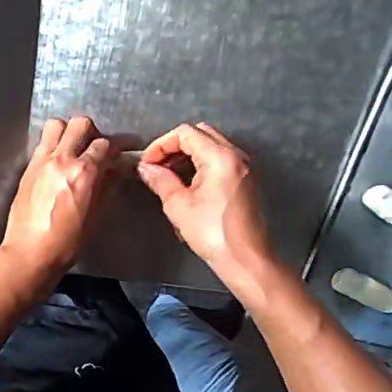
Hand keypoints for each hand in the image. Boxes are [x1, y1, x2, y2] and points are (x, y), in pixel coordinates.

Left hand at [0, 115, 115, 290]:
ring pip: (57, 126)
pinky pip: (42, 144)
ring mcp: (42, 162)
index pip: (106, 144)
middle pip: (81, 124)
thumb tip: (114, 171)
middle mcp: (62, 160)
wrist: (30, 253)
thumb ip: (106, 186)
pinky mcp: (28, 169)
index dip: (119, 145)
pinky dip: (53, 144)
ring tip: (74, 148)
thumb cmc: (64, 243)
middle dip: (93, 132)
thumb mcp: (95, 215)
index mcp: (84, 172)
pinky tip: (58, 162)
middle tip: (97, 147)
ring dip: (69, 132)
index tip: (123, 149)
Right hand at [136, 122, 273, 284]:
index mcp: (220, 157)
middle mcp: (236, 156)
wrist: (245, 259)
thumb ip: (160, 180)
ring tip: (168, 176)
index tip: (147, 163)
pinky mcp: (245, 181)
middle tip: (156, 166)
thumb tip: (146, 169)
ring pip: (211, 145)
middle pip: (200, 133)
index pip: (186, 133)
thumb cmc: (213, 234)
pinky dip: (201, 164)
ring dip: (187, 154)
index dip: (161, 144)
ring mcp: (244, 168)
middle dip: (174, 146)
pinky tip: (187, 184)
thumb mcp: (178, 205)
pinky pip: (220, 160)